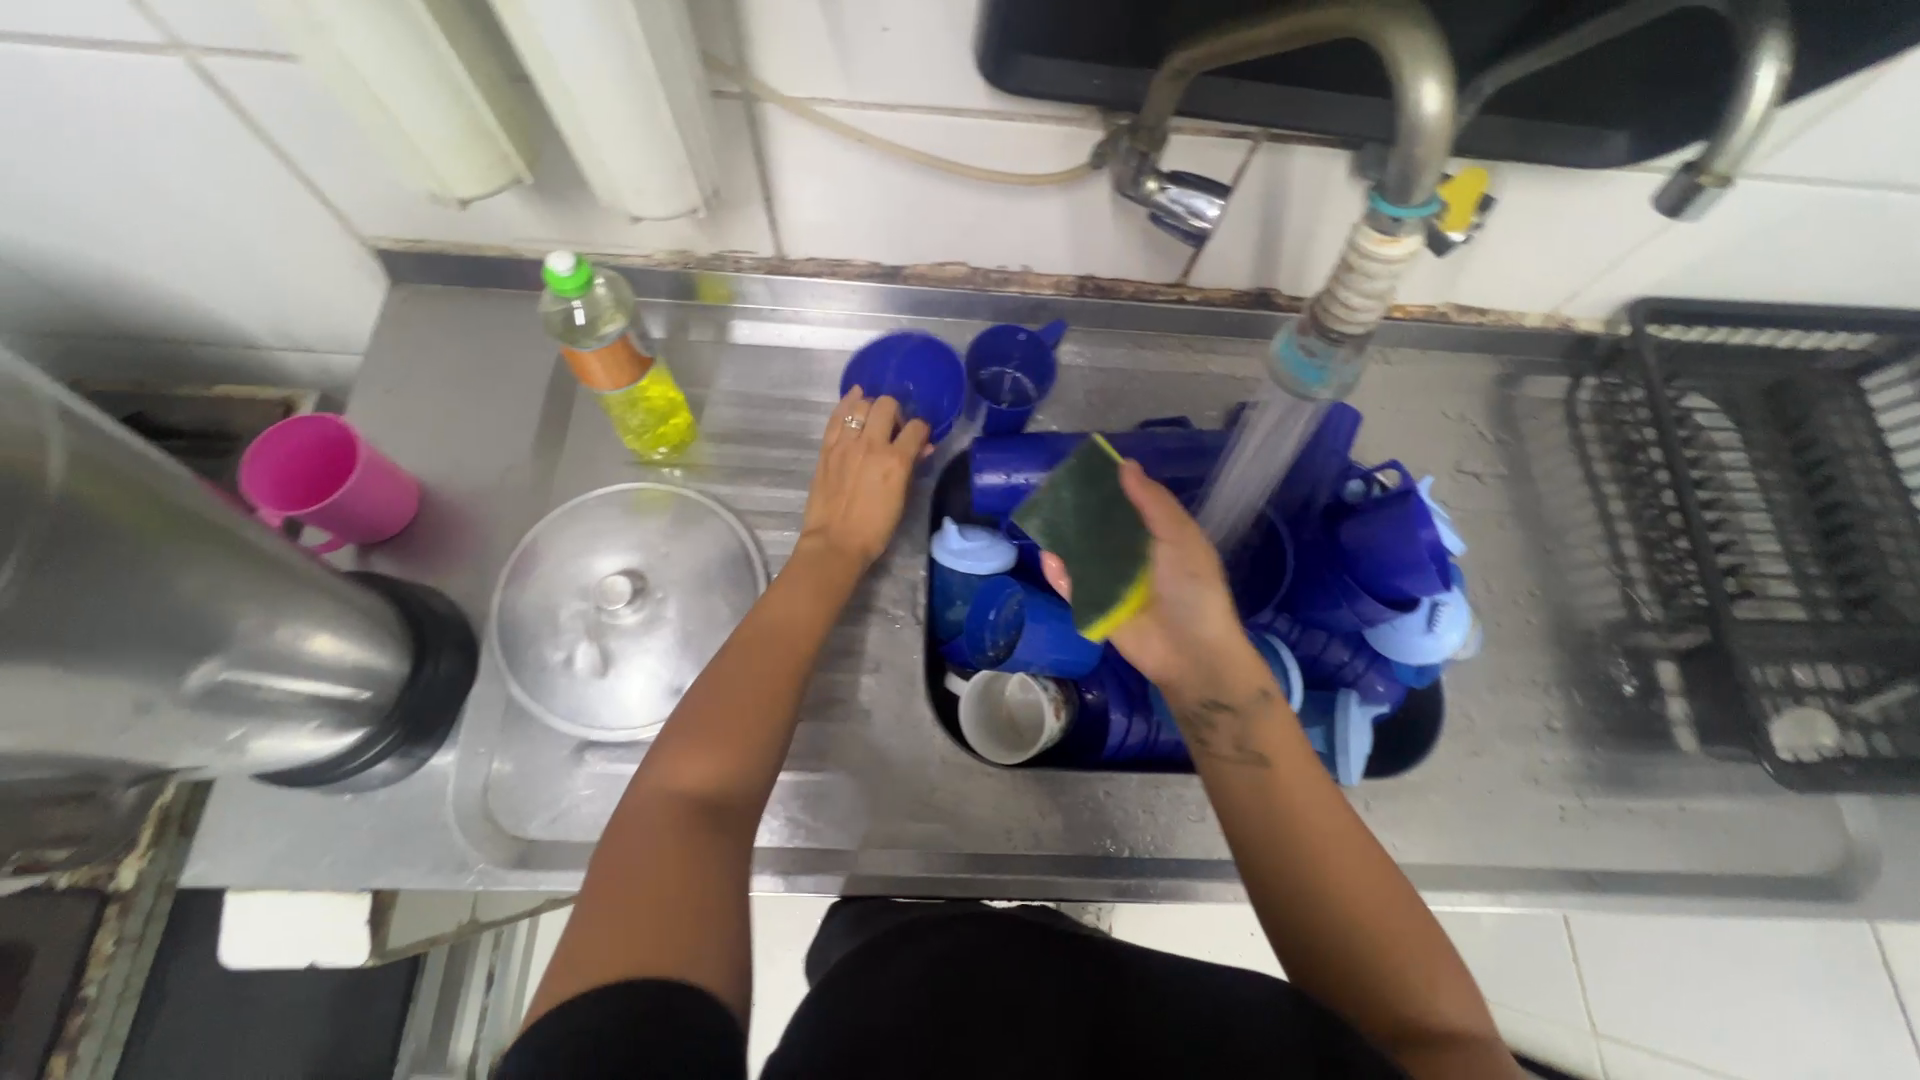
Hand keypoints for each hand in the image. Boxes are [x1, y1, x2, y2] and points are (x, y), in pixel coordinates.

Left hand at [796, 389, 930, 570]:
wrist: (835, 542)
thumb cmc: (875, 529)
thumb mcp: (901, 499)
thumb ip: (912, 468)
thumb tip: (922, 448)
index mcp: (895, 461)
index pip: (916, 428)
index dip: (921, 430)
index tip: (919, 437)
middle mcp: (871, 445)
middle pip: (887, 405)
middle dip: (896, 411)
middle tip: (894, 427)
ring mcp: (845, 444)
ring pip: (861, 404)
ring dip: (871, 405)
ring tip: (873, 416)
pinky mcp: (827, 448)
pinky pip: (837, 416)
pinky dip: (847, 402)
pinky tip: (854, 396)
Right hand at [1041, 461, 1263, 699]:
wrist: (1190, 652)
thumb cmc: (1193, 589)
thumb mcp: (1180, 537)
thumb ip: (1152, 502)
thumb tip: (1125, 465)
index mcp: (1160, 537)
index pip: (1131, 505)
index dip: (1112, 487)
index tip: (1088, 467)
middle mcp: (1135, 557)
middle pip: (1102, 528)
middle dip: (1081, 511)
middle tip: (1056, 490)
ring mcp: (1114, 584)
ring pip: (1083, 556)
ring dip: (1066, 540)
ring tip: (1045, 519)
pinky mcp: (1096, 609)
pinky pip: (1073, 588)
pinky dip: (1060, 574)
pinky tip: (1050, 558)